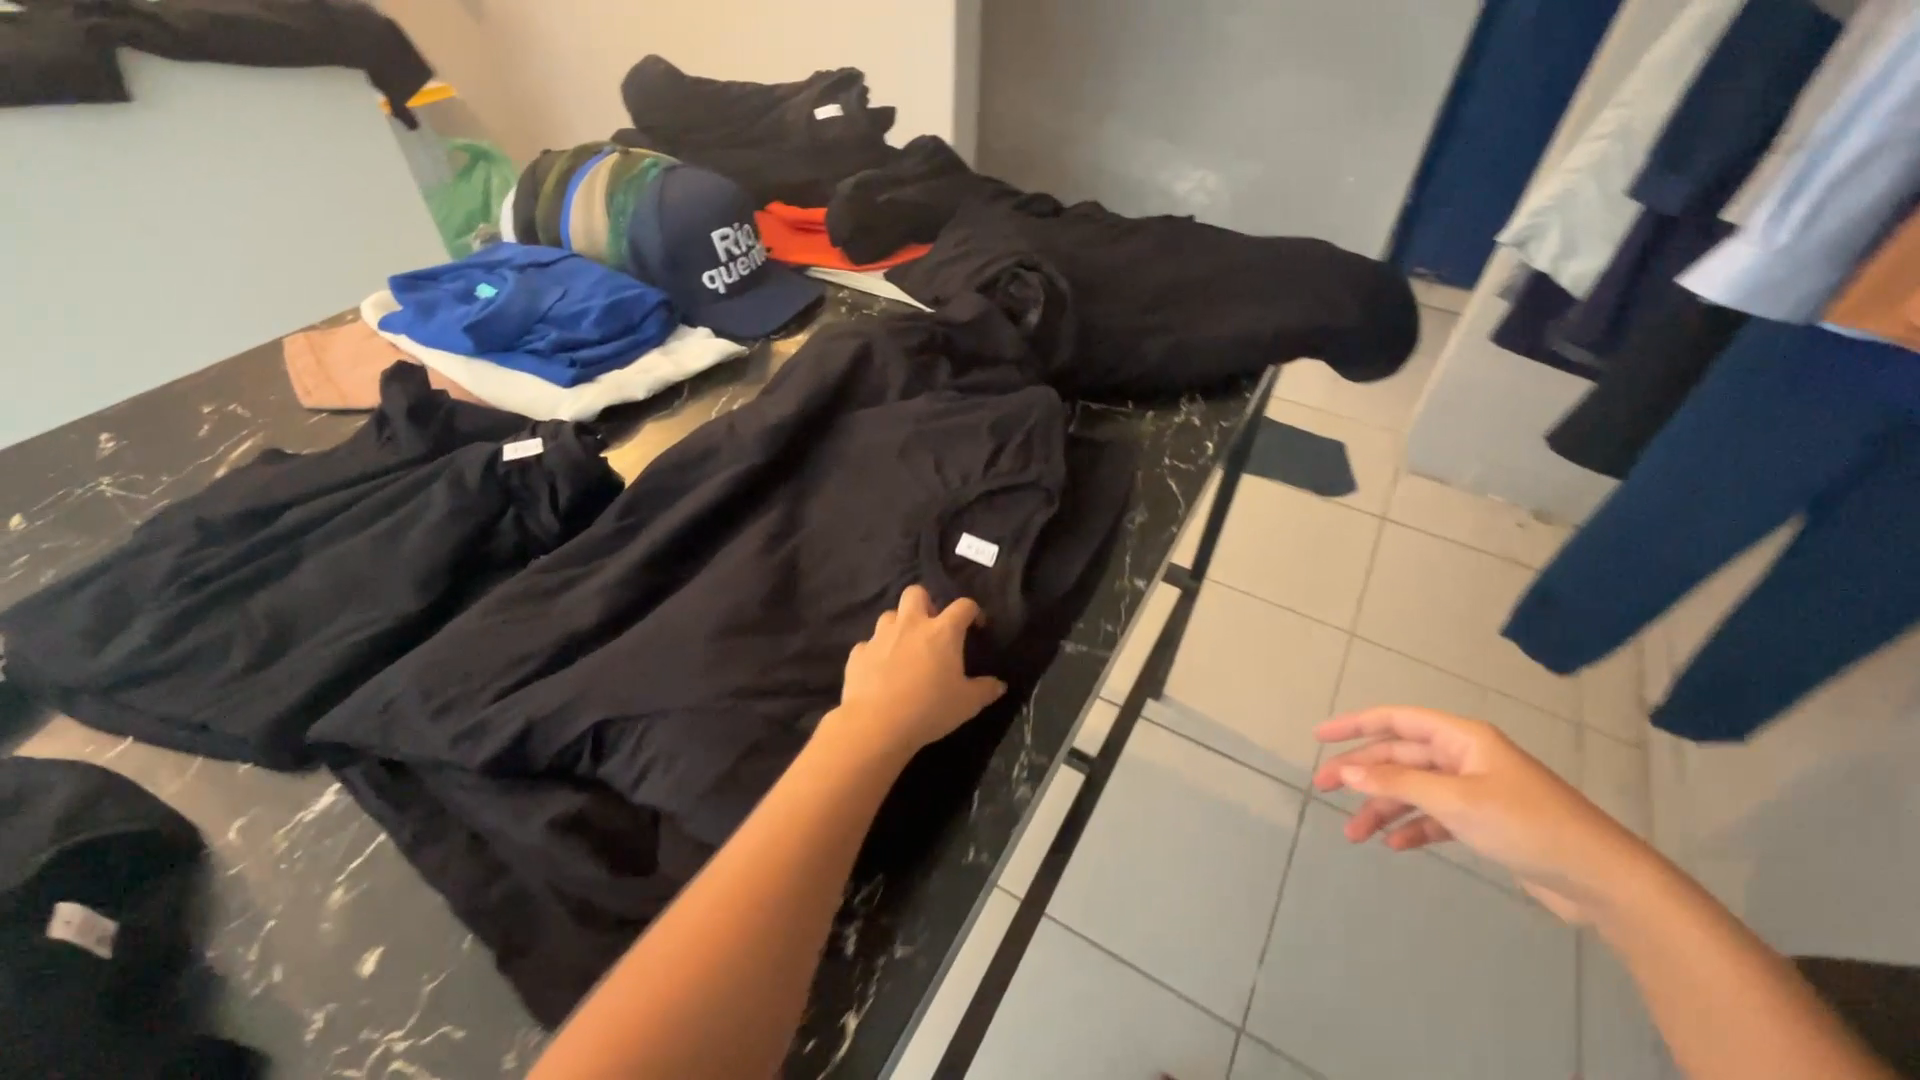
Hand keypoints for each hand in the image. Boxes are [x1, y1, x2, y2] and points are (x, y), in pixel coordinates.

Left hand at [826, 585, 1007, 759]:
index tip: (976, 626)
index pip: (963, 606)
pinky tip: (879, 670)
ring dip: (898, 626)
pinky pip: (868, 645)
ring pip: (888, 615)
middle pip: (916, 593)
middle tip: (931, 626)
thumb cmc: (930, 708)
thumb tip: (999, 685)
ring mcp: (880, 637)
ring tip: (904, 648)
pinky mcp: (858, 654)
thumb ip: (985, 690)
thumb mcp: (967, 704)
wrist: (877, 724)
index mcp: (942, 631)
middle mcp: (910, 625)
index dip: (973, 612)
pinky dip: (875, 653)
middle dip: (925, 602)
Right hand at [1312, 706, 1654, 921]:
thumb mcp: (1456, 801)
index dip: (1355, 725)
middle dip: (1362, 774)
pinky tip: (1394, 845)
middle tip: (1323, 790)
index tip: (1318, 738)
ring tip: (1354, 835)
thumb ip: (1399, 783)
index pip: (1396, 720)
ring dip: (1383, 809)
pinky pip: (1435, 817)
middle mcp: (1465, 757)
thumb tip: (1349, 772)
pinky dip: (1413, 828)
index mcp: (1462, 738)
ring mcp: (1476, 790)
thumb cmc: (1527, 825)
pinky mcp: (1485, 822)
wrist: (1599, 877)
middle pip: (1400, 757)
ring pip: (1413, 790)